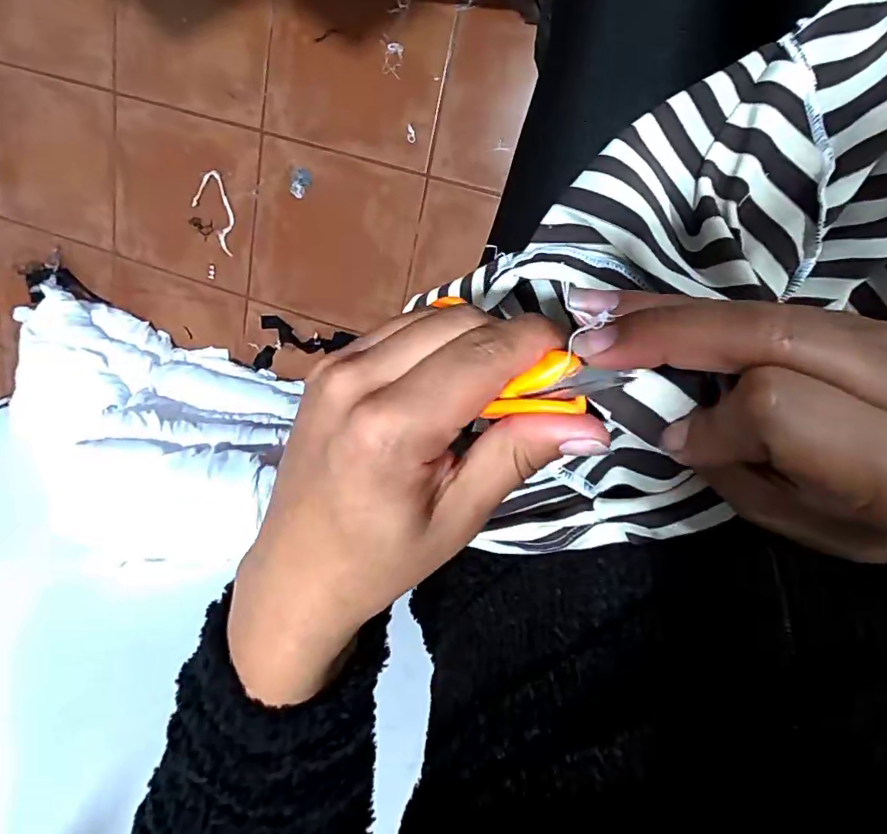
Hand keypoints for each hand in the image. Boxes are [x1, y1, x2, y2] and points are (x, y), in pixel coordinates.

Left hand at [229, 306, 608, 703]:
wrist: (294, 573)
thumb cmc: (381, 558)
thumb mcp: (460, 516)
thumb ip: (520, 453)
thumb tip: (591, 425)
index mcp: (391, 427)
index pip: (486, 352)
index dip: (540, 345)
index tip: (570, 364)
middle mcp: (358, 378)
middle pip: (463, 320)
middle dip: (511, 341)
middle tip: (531, 386)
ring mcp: (337, 363)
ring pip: (435, 314)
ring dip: (476, 337)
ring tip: (488, 387)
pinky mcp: (330, 360)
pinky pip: (405, 325)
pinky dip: (440, 339)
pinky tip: (445, 380)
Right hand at [571, 290, 886, 606]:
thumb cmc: (864, 524)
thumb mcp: (792, 518)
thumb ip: (731, 463)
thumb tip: (667, 414)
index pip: (777, 405)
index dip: (713, 418)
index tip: (674, 437)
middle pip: (764, 333)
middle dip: (670, 329)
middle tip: (595, 333)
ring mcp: (881, 337)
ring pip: (757, 311)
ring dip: (674, 309)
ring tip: (608, 309)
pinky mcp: (857, 318)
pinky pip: (764, 311)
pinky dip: (703, 312)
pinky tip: (655, 311)